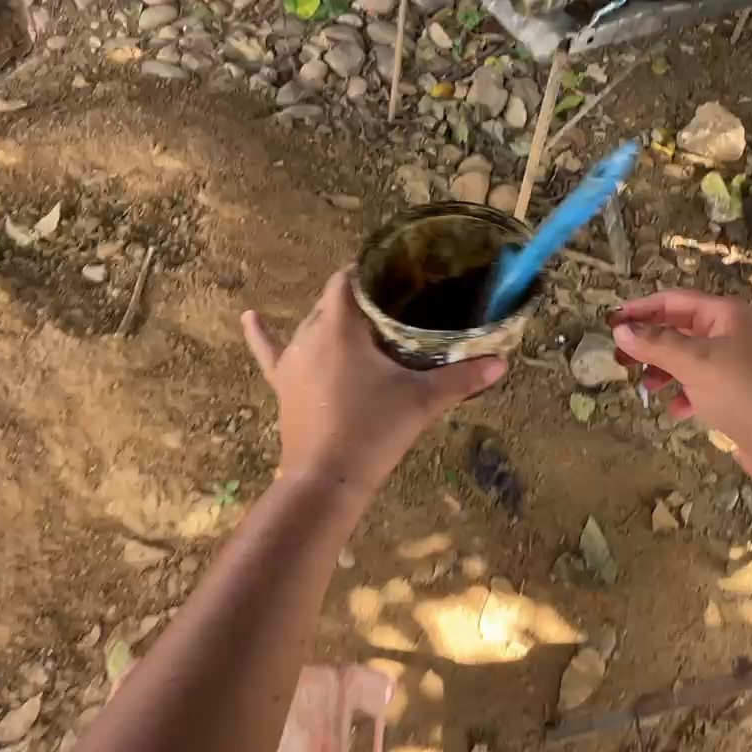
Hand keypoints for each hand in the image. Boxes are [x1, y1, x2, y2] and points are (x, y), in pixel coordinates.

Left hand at [243, 269, 507, 491]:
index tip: (395, 275)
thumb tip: (501, 363)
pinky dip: (261, 335)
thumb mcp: (422, 401)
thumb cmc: (374, 430)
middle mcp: (311, 334)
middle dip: (359, 298)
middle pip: (333, 300)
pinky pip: (270, 353)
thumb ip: (462, 379)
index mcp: (340, 326)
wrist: (326, 479)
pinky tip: (250, 318)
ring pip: (312, 325)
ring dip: (333, 319)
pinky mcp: (283, 385)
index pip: (349, 280)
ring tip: (359, 321)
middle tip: (391, 305)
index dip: (371, 272)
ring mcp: (292, 361)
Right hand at [611, 290, 751, 483]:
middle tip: (620, 359)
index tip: (610, 323)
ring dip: (665, 370)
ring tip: (646, 387)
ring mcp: (741, 364)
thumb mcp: (695, 363)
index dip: (641, 309)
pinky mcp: (743, 394)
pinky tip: (677, 410)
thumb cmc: (746, 392)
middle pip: (681, 329)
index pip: (674, 301)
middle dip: (650, 343)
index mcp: (727, 315)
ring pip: (691, 359)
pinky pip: (705, 385)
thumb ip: (656, 344)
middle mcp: (735, 333)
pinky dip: (686, 393)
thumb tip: (620, 328)